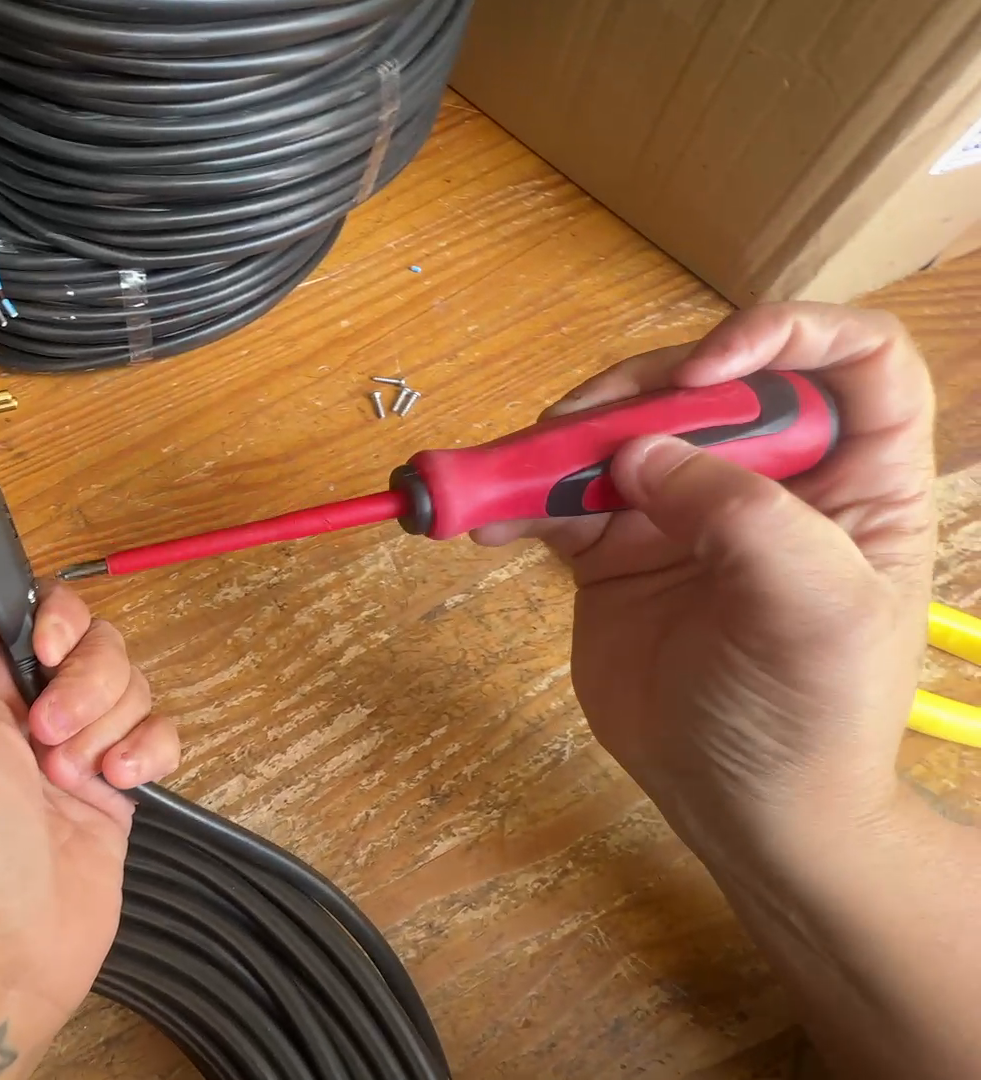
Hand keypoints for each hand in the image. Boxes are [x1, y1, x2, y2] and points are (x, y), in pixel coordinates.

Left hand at [0, 580, 179, 1067]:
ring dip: (106, 723)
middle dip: (85, 680)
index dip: (54, 615)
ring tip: (71, 777)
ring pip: (129, 681)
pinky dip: (147, 750)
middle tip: (48, 737)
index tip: (51, 650)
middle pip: (92, 639)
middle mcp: (29, 704)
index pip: (31, 607)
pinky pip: (159, 732)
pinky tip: (118, 784)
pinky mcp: (119, 784)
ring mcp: (79, 744)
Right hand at [475, 303, 936, 861]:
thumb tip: (639, 453)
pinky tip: (485, 523)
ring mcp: (672, 514)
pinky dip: (511, 505)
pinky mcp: (606, 549)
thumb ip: (745, 517)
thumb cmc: (806, 709)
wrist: (729, 792)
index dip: (779, 339)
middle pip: (692, 395)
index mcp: (850, 479)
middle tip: (564, 429)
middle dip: (626, 399)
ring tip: (501, 481)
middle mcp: (760, 481)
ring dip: (548, 452)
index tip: (701, 371)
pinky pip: (552, 505)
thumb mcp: (812, 610)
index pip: (846, 365)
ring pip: (606, 444)